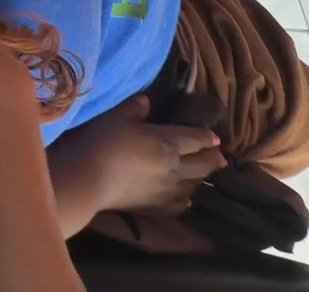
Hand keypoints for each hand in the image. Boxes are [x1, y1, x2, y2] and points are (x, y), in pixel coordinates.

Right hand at [49, 96, 224, 215]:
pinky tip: (185, 196)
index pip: (196, 138)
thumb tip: (147, 101)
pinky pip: (182, 203)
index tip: (214, 136)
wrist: (89, 178)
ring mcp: (171, 190)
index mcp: (166, 142)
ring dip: (201, 177)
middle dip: (214, 158)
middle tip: (218, 155)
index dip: (207, 136)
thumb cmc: (100, 141)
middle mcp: (176, 167)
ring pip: (196, 184)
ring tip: (202, 173)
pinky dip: (187, 196)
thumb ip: (133, 109)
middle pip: (204, 163)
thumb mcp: (113, 118)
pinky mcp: (161, 207)